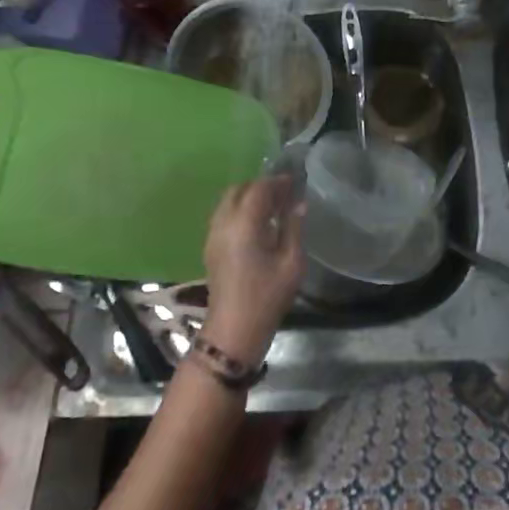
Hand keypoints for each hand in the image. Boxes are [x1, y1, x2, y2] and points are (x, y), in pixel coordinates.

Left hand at [200, 176, 304, 365]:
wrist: (234, 329)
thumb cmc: (267, 296)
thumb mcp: (291, 262)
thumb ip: (294, 228)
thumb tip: (298, 203)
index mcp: (243, 225)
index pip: (258, 190)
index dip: (277, 182)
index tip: (295, 181)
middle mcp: (223, 224)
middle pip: (238, 190)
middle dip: (260, 187)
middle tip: (284, 193)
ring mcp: (213, 235)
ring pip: (228, 202)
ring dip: (248, 198)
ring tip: (273, 207)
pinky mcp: (210, 247)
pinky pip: (224, 216)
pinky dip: (240, 210)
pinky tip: (258, 224)